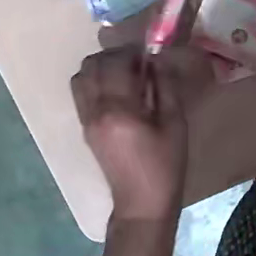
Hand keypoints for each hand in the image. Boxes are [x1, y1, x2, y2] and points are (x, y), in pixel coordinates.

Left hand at [72, 47, 186, 221]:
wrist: (141, 203)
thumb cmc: (165, 165)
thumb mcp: (175, 123)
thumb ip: (165, 87)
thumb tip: (156, 59)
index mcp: (120, 110)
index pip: (116, 63)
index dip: (132, 52)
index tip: (149, 54)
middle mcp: (96, 110)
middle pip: (93, 64)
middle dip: (115, 56)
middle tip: (137, 62)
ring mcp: (86, 119)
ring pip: (81, 76)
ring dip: (100, 67)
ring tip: (124, 75)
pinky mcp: (84, 127)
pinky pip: (80, 92)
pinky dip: (94, 81)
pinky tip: (116, 90)